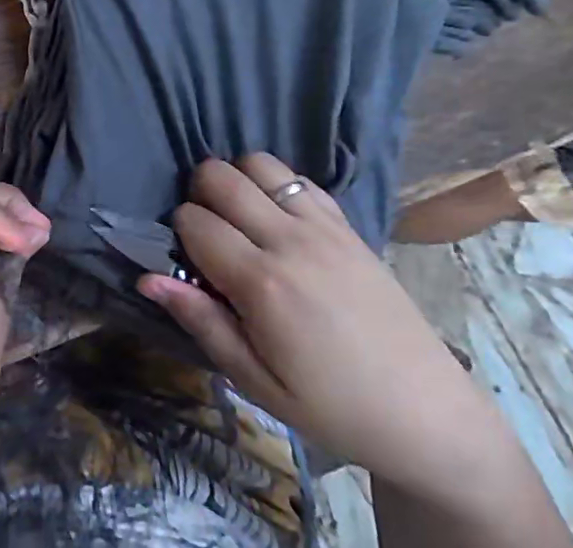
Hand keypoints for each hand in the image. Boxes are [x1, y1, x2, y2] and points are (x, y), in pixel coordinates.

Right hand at [139, 154, 569, 547]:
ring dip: (238, 180)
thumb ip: (201, 321)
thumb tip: (146, 279)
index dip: (179, 235)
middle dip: (199, 194)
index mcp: (262, 283)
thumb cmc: (332, 406)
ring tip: (241, 220)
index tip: (190, 262)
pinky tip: (279, 220)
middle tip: (209, 235)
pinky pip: (300, 178)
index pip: (193, 220)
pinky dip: (277, 185)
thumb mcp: (256, 382)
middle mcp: (290, 240)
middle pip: (219, 175)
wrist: (426, 411)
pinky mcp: (348, 225)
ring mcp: (324, 226)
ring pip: (259, 162)